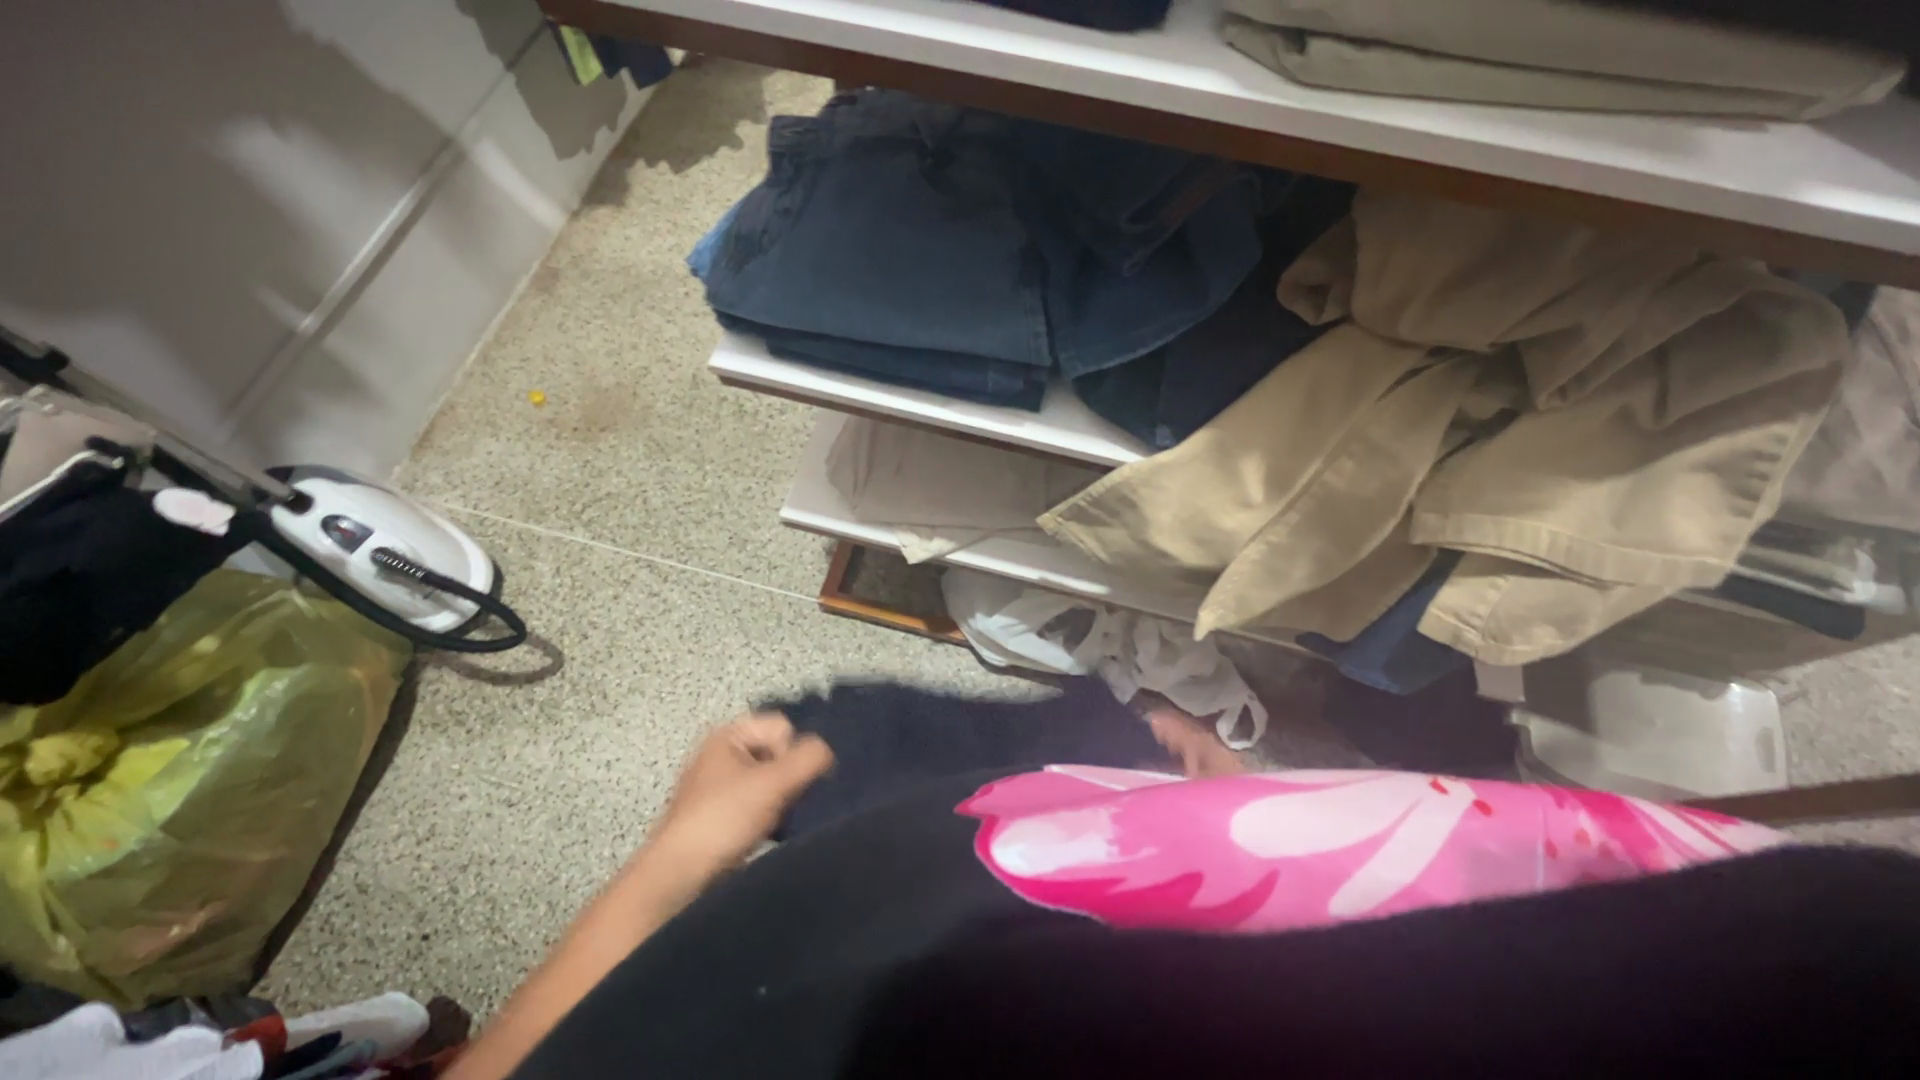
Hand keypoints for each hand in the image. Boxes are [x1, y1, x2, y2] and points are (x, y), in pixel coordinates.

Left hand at [644, 712, 833, 876]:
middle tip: (788, 803)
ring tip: (780, 822)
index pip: (782, 727)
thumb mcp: (773, 782)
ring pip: (771, 783)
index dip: (792, 752)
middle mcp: (722, 755)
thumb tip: (827, 752)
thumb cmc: (723, 819)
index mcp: (727, 735)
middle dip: (790, 778)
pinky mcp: (722, 817)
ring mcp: (720, 787)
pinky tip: (771, 836)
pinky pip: (760, 806)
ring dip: (783, 801)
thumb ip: (809, 758)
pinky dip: (771, 818)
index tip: (786, 782)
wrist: (680, 877)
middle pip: (778, 754)